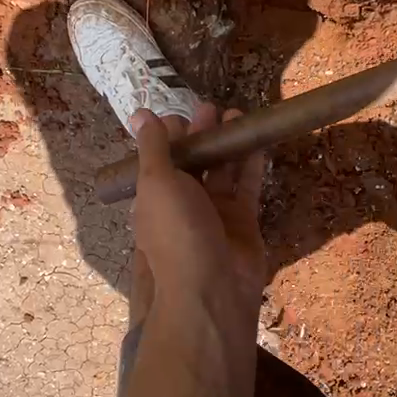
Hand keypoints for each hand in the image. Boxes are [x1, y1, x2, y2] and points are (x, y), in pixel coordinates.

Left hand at [127, 103, 266, 322]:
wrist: (212, 288)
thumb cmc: (176, 232)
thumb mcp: (155, 183)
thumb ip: (152, 147)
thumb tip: (139, 113)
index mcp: (154, 198)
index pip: (159, 160)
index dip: (168, 137)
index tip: (180, 115)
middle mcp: (182, 204)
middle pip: (192, 162)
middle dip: (199, 134)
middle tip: (210, 108)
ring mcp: (214, 212)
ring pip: (221, 169)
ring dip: (226, 142)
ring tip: (235, 113)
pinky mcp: (243, 219)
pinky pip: (247, 184)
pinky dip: (251, 160)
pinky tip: (257, 136)